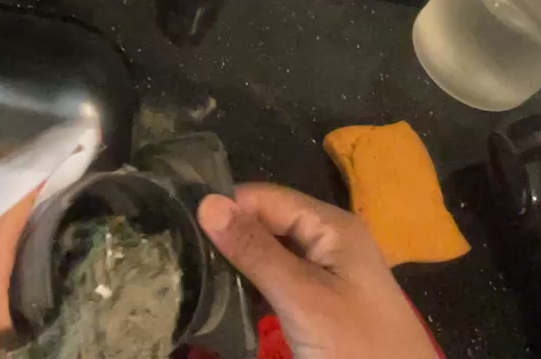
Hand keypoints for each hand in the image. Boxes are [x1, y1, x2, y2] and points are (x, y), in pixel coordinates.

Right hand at [198, 184, 440, 358]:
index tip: (183, 225)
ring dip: (240, 262)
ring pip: (271, 251)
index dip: (227, 207)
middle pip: (268, 221)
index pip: (265, 196)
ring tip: (197, 271)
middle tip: (184, 251)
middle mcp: (329, 239)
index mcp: (331, 225)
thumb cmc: (357, 348)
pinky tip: (227, 296)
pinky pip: (280, 279)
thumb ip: (254, 250)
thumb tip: (205, 201)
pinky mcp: (323, 303)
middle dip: (231, 234)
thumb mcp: (302, 298)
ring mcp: (328, 272)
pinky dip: (255, 285)